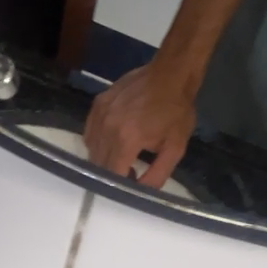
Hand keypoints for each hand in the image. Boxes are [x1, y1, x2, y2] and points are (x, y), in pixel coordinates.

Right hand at [84, 61, 198, 188]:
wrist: (172, 73)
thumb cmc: (177, 112)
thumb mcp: (175, 148)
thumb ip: (156, 176)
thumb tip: (141, 195)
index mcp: (126, 140)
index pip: (112, 175)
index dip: (119, 185)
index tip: (132, 184)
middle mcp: (107, 128)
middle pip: (99, 165)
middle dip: (112, 174)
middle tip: (130, 172)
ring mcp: (99, 114)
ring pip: (91, 151)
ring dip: (104, 160)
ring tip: (122, 156)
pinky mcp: (97, 105)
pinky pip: (89, 134)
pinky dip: (97, 143)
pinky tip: (113, 142)